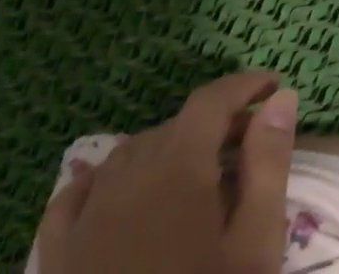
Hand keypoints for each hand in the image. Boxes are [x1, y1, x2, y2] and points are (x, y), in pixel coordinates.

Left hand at [35, 73, 297, 273]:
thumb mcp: (256, 238)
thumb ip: (268, 163)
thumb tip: (280, 99)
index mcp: (176, 170)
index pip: (209, 102)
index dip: (244, 86)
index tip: (275, 87)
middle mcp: (123, 180)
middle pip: (172, 126)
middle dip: (216, 122)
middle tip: (254, 141)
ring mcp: (83, 218)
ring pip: (128, 154)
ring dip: (169, 146)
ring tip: (203, 168)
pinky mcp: (58, 254)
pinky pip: (74, 195)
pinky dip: (103, 176)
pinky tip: (116, 184)